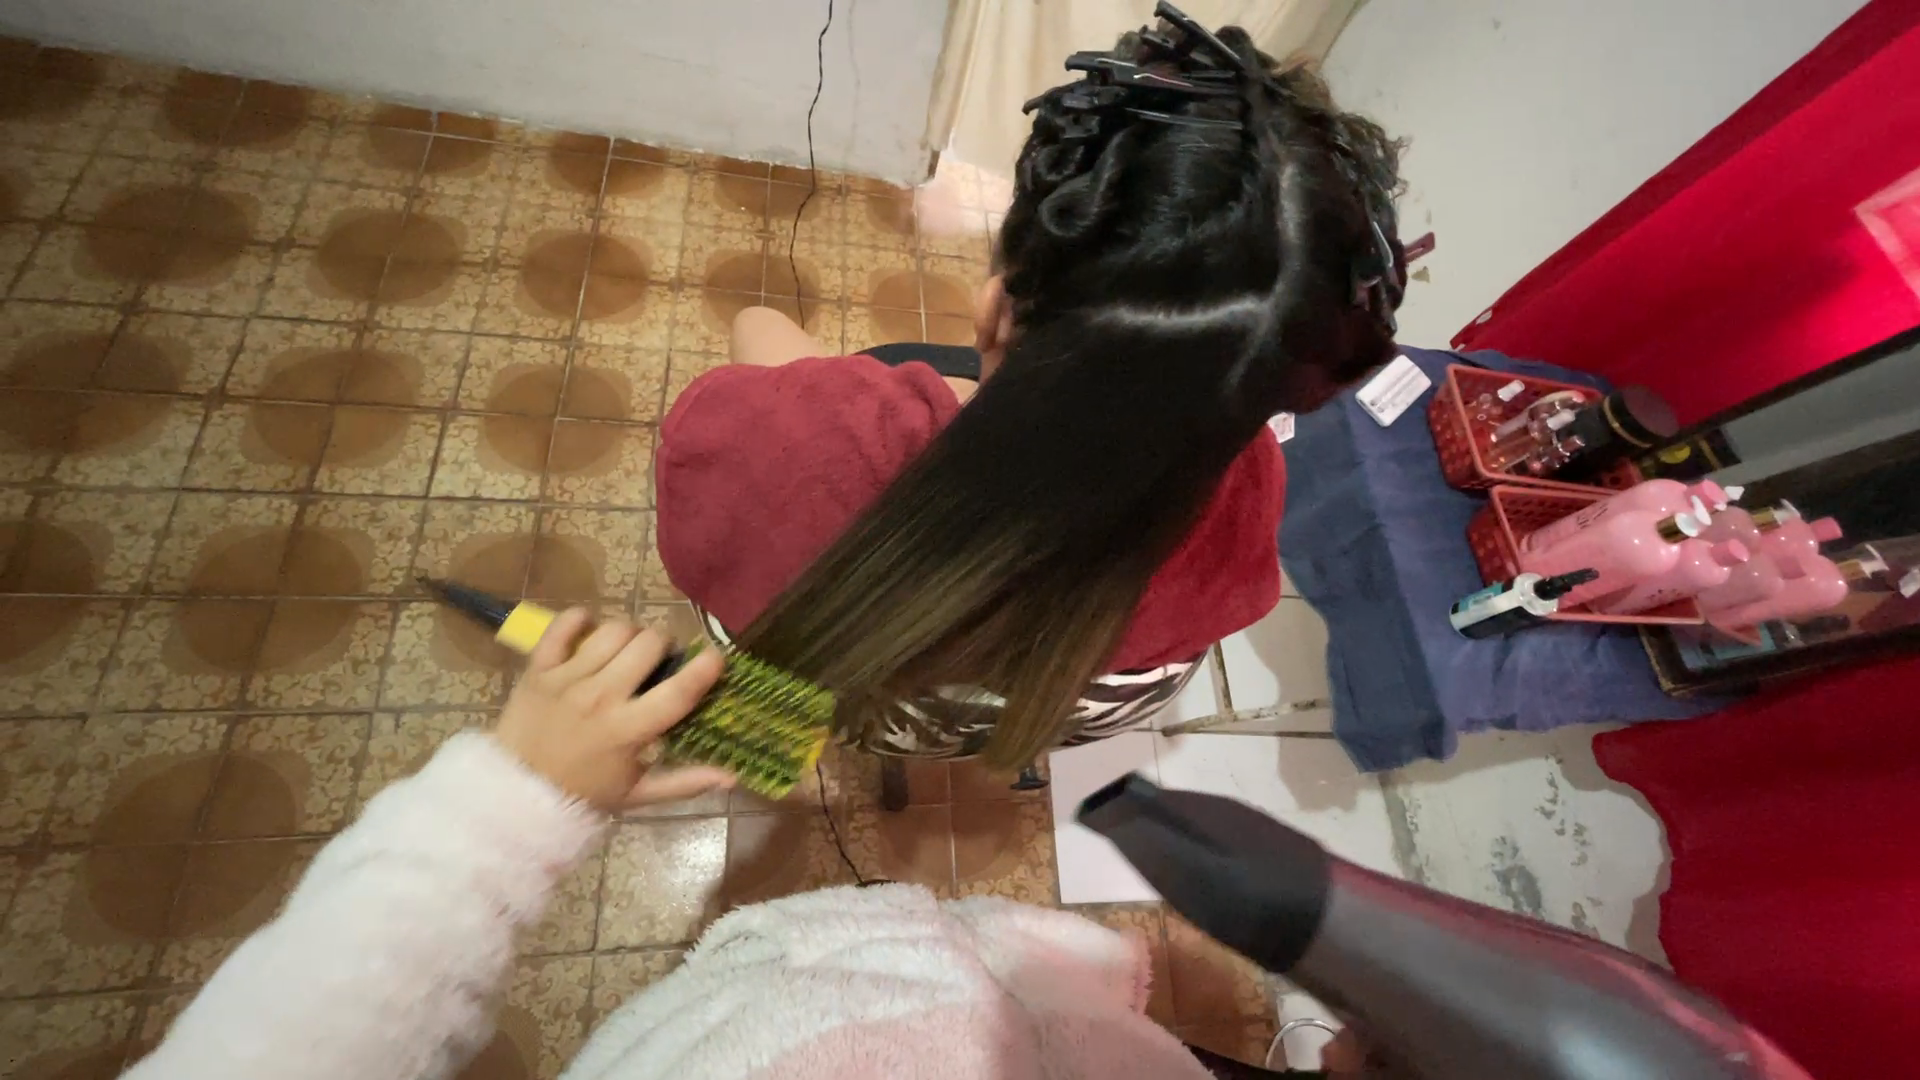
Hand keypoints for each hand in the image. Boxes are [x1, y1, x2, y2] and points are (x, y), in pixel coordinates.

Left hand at [494, 608, 734, 811]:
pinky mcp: (537, 670)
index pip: (679, 690)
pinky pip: (562, 627)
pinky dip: (580, 620)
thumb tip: (732, 777)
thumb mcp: (638, 795)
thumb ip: (686, 782)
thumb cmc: (584, 794)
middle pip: (649, 643)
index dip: (705, 667)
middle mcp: (601, 698)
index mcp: (629, 730)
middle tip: (658, 660)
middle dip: (663, 645)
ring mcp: (567, 680)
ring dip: (629, 634)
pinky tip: (590, 629)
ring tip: (626, 649)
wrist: (511, 797)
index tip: (714, 657)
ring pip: (614, 630)